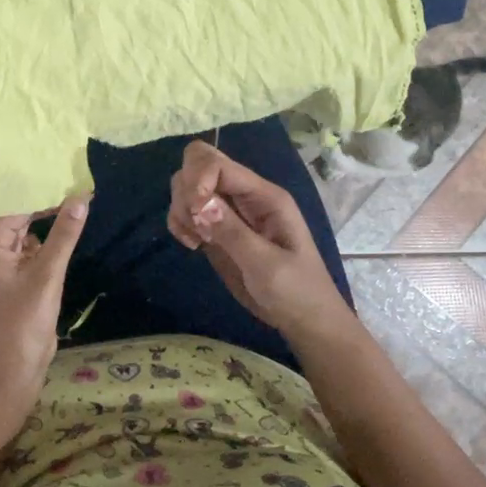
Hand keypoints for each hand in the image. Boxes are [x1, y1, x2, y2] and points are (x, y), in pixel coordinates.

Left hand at [0, 195, 88, 391]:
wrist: (18, 365)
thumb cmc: (26, 320)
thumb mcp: (48, 274)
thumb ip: (64, 235)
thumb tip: (81, 198)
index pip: (18, 206)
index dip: (45, 193)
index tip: (73, 179)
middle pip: (22, 215)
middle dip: (49, 204)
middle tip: (80, 186)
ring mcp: (2, 260)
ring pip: (30, 230)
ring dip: (51, 221)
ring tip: (79, 199)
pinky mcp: (16, 273)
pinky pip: (33, 247)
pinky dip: (50, 240)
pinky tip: (69, 227)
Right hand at [167, 141, 352, 341]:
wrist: (306, 322)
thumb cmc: (296, 292)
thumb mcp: (267, 266)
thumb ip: (232, 232)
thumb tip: (198, 202)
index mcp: (264, 196)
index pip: (217, 164)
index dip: (197, 180)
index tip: (194, 215)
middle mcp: (244, 195)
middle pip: (198, 166)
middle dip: (185, 191)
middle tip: (194, 227)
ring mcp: (230, 211)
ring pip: (188, 186)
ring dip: (180, 208)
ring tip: (195, 240)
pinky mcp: (216, 229)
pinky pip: (187, 210)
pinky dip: (179, 222)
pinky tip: (192, 245)